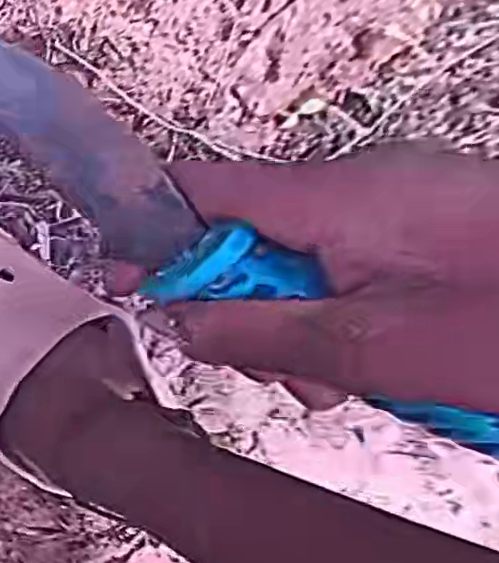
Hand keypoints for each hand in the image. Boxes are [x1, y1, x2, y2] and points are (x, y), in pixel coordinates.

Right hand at [154, 147, 498, 413]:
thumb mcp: (373, 347)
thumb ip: (248, 332)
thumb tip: (171, 323)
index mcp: (338, 195)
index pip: (191, 190)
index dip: (143, 237)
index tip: (130, 287)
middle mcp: (363, 185)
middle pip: (235, 236)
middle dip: (226, 304)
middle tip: (256, 361)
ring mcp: (402, 204)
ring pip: (286, 261)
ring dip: (279, 322)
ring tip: (324, 376)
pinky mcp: (432, 228)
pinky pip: (339, 266)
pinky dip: (328, 315)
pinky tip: (359, 358)